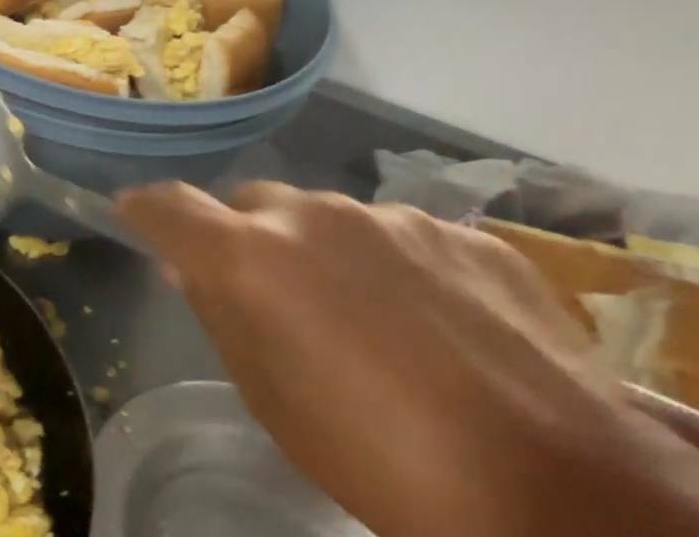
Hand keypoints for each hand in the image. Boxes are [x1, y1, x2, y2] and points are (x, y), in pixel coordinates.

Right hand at [118, 181, 698, 536]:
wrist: (562, 492)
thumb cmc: (378, 458)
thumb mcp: (269, 397)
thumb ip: (221, 315)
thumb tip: (191, 269)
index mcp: (250, 257)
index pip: (167, 205)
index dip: (144, 210)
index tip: (136, 219)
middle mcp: (314, 218)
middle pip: (252, 205)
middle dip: (246, 239)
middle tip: (271, 298)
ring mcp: (397, 222)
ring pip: (331, 220)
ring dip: (326, 254)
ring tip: (368, 321)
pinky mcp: (471, 239)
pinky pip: (407, 239)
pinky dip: (398, 268)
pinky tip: (435, 326)